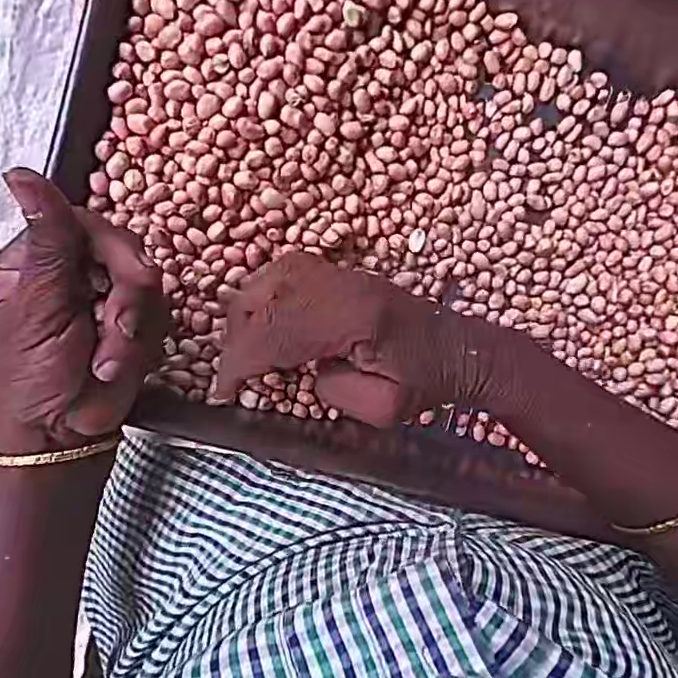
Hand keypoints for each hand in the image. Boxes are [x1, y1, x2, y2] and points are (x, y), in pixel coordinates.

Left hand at [0, 169, 167, 454]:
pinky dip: (142, 347)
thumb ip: (47, 241)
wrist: (64, 439)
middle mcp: (74, 274)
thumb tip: (20, 174)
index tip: (122, 278)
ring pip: (149, 286)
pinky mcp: (132, 325)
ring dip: (133, 331)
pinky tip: (117, 368)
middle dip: (128, 297)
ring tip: (107, 364)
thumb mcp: (38, 308)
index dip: (112, 248)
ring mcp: (106, 300)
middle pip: (126, 251)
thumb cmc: (34, 380)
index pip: (86, 223)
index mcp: (38, 261)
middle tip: (116, 330)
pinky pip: (159, 317)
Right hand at [211, 252, 496, 424]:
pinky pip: (276, 277)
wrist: (454, 347)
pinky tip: (268, 330)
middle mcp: (339, 282)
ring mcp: (335, 270)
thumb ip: (330, 391)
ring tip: (251, 357)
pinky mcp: (332, 270)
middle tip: (236, 380)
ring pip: (261, 282)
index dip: (239, 363)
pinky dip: (260, 304)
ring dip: (245, 321)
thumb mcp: (381, 407)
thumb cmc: (424, 382)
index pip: (273, 331)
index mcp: (354, 317)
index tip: (223, 393)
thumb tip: (299, 370)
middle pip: (258, 300)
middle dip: (236, 343)